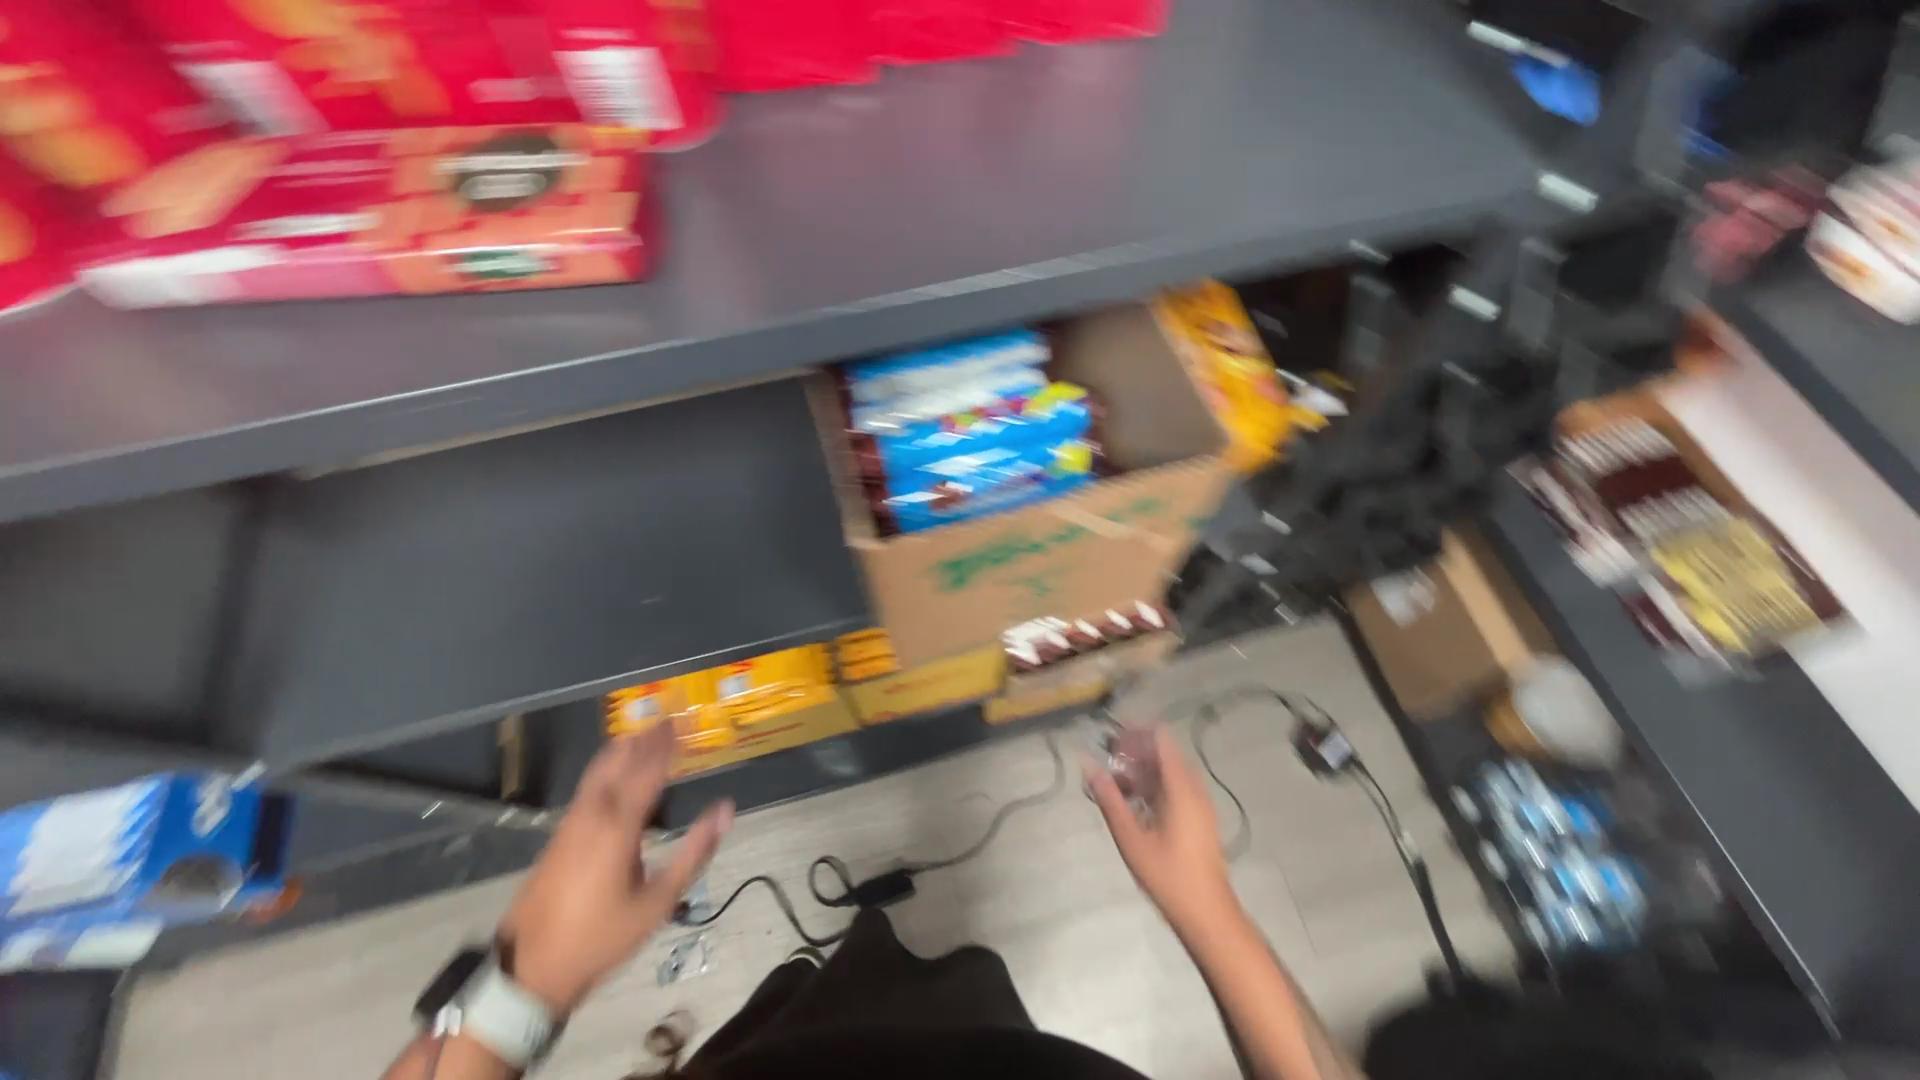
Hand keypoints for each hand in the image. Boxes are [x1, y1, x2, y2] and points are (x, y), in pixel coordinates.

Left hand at [498, 724, 732, 1013]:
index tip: (684, 721)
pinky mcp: (559, 835)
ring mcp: (570, 823)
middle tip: (668, 720)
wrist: (531, 968)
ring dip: (624, 750)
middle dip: (645, 738)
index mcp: (618, 825)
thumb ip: (694, 852)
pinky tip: (619, 776)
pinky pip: (589, 786)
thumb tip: (726, 809)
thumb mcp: (659, 902)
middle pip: (619, 761)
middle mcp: (592, 814)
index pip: (648, 770)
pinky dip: (609, 768)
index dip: (667, 743)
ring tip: (646, 736)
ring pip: (599, 771)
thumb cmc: (602, 937)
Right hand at [1087, 725, 1237, 933]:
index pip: (1160, 740)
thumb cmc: (1168, 876)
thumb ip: (1109, 798)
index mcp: (1181, 788)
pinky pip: (1173, 788)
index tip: (1110, 734)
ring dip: (1141, 769)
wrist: (1207, 914)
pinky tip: (1131, 800)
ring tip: (1112, 779)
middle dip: (1134, 750)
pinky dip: (1151, 786)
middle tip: (1105, 756)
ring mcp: (1198, 804)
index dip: (1135, 731)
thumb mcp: (1130, 837)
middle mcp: (1193, 789)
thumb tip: (1088, 764)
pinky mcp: (1197, 818)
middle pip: (1164, 754)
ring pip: (1167, 772)